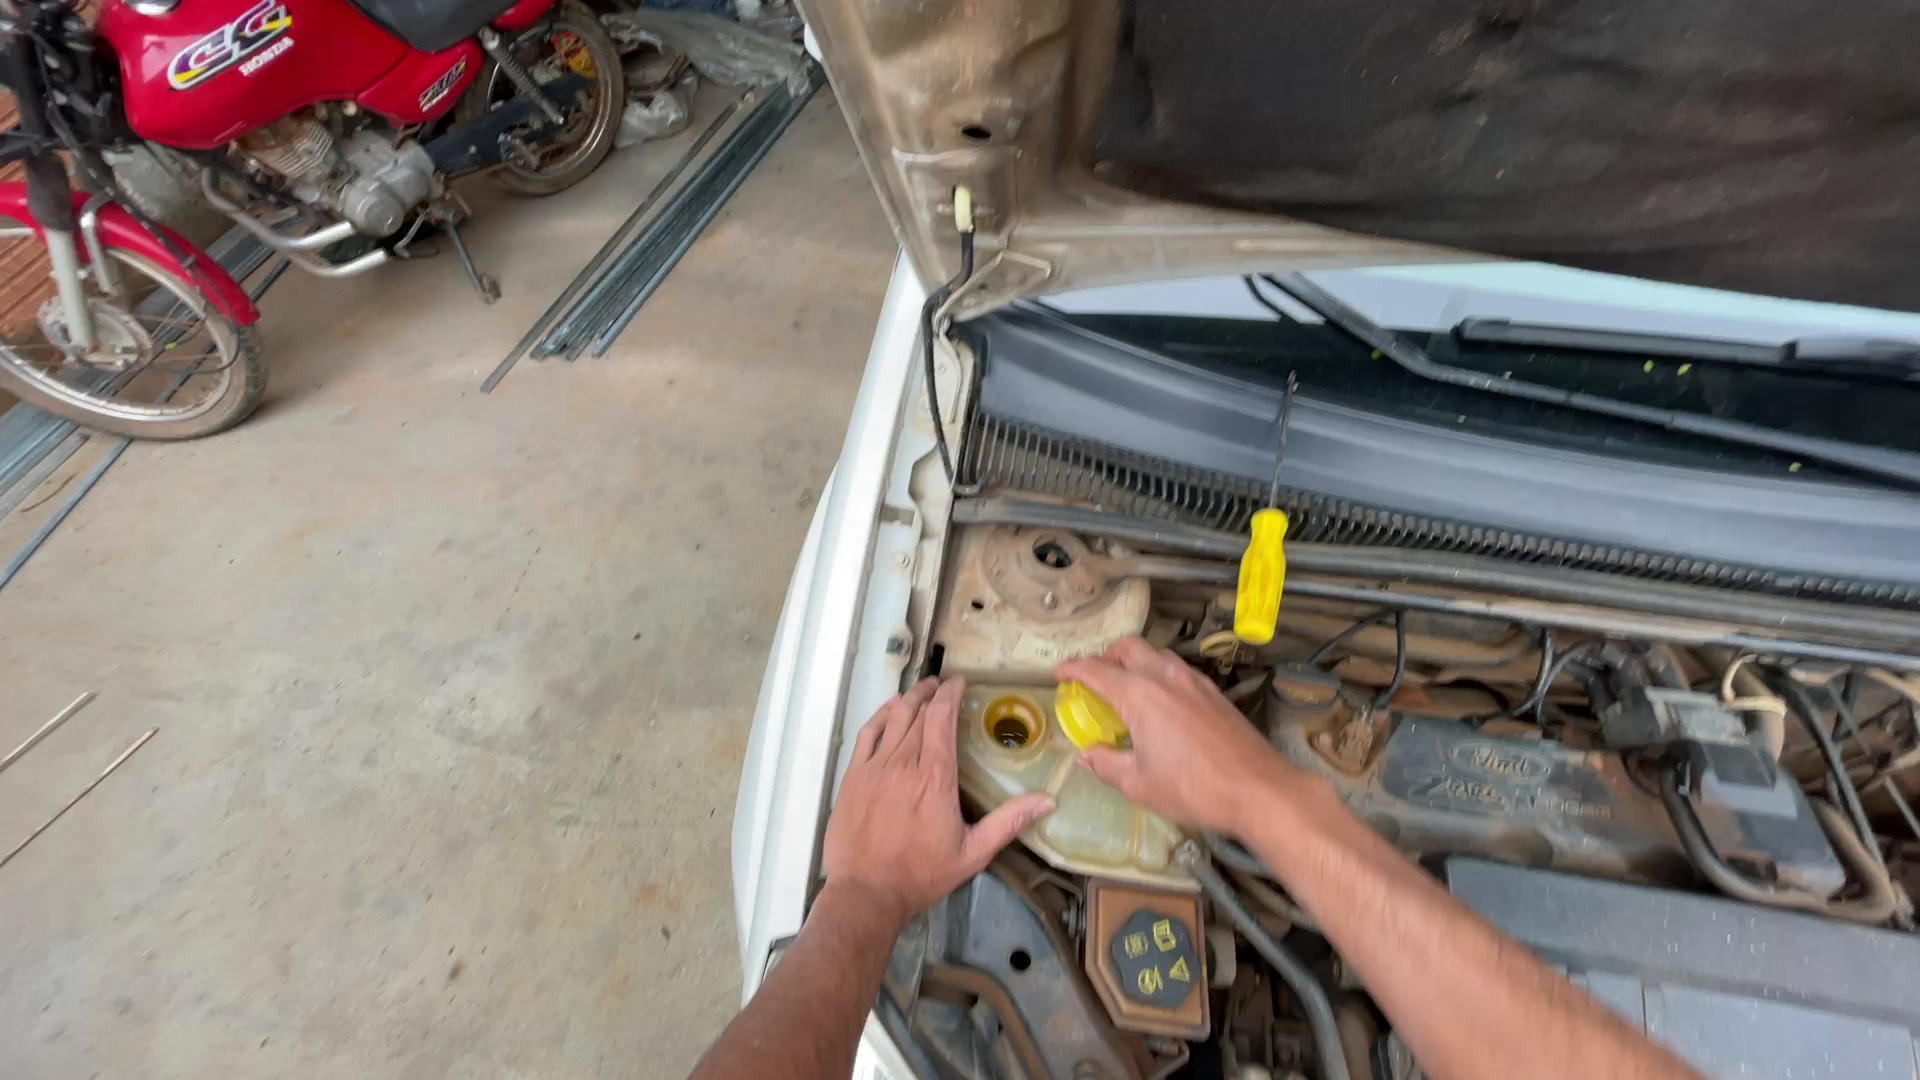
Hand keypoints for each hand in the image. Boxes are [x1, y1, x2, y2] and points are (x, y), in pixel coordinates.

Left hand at [822, 676, 1053, 928]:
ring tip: (922, 690)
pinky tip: (890, 708)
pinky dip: (881, 714)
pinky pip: (868, 732)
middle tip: (943, 686)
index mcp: (935, 777)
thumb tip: (1047, 800)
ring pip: (894, 717)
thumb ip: (1008, 822)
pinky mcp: (854, 776)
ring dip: (910, 698)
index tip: (959, 683)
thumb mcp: (972, 853)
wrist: (865, 894)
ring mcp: (875, 767)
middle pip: (919, 712)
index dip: (951, 694)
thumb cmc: (921, 874)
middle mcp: (904, 763)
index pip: (943, 718)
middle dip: (933, 693)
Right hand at [1056, 636, 1302, 834]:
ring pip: (1157, 654)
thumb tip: (1087, 755)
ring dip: (1136, 661)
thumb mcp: (1140, 784)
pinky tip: (1163, 703)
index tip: (1058, 673)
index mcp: (1139, 695)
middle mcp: (1165, 677)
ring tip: (1128, 687)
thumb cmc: (1194, 789)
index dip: (1072, 668)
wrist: (1260, 790)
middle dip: (1106, 655)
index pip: (1096, 670)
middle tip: (1095, 678)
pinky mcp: (1215, 692)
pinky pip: (1178, 669)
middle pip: (1128, 647)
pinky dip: (1160, 674)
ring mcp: (1194, 681)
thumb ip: (1107, 764)